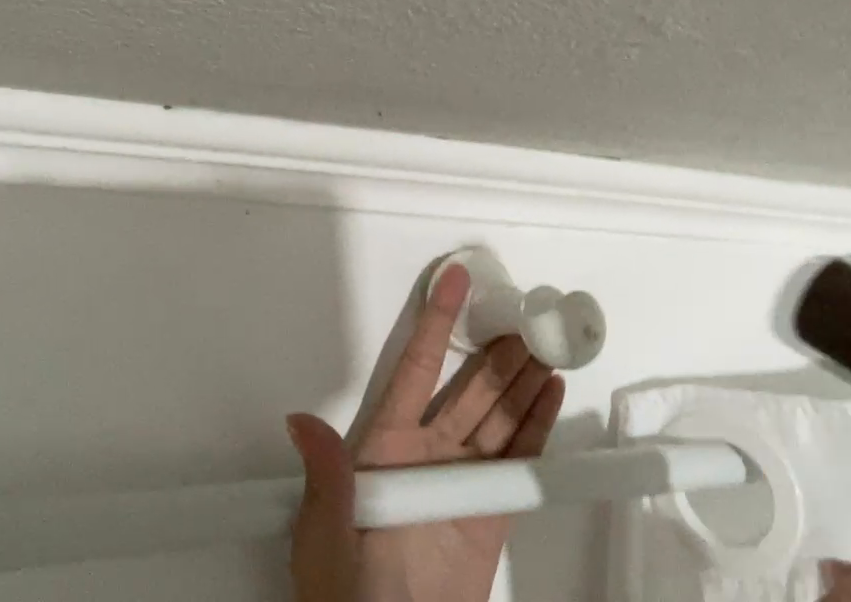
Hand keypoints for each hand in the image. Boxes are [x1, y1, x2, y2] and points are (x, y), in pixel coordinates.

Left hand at [287, 263, 565, 601]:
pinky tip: (551, 394)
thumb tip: (299, 423)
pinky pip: (519, 457)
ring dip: (522, 379)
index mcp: (385, 446)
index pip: (415, 369)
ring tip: (546, 345)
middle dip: (495, 351)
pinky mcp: (492, 510)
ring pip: (498, 414)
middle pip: (468, 387)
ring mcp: (462, 478)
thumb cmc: (345, 593)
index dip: (435, 322)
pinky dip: (538, 424)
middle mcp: (427, 451)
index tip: (452, 279)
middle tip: (524, 316)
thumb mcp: (324, 535)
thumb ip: (326, 480)